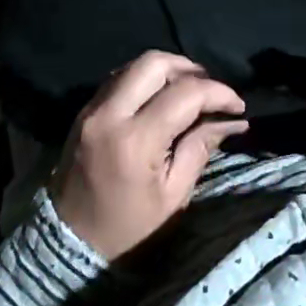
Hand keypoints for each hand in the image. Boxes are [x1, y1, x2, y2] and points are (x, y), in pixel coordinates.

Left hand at [51, 52, 247, 259]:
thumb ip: (201, 147)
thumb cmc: (127, 227)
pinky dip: (145, 80)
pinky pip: (119, 78)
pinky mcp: (84, 111)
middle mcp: (110, 113)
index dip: (219, 93)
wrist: (67, 242)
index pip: (185, 93)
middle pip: (155, 62)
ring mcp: (91, 109)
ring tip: (189, 93)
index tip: (238, 106)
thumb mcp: (173, 195)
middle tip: (210, 92)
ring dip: (167, 71)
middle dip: (191, 69)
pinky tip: (161, 99)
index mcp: (135, 140)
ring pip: (135, 65)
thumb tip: (234, 121)